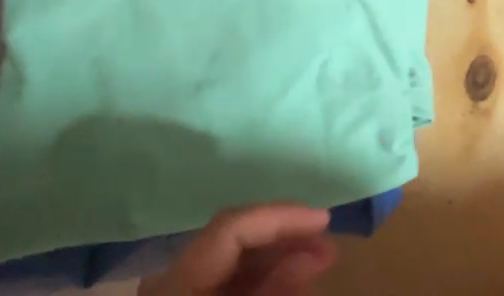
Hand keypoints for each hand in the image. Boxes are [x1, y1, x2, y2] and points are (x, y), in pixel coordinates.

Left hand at [138, 203, 336, 295]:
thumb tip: (316, 252)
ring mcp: (179, 287)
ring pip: (235, 261)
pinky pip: (229, 281)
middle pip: (236, 239)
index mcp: (178, 276)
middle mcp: (173, 274)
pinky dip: (263, 280)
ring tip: (319, 263)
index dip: (281, 216)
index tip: (325, 220)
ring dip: (279, 259)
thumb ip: (273, 288)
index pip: (233, 225)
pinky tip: (290, 283)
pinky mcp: (191, 295)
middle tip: (329, 246)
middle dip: (286, 238)